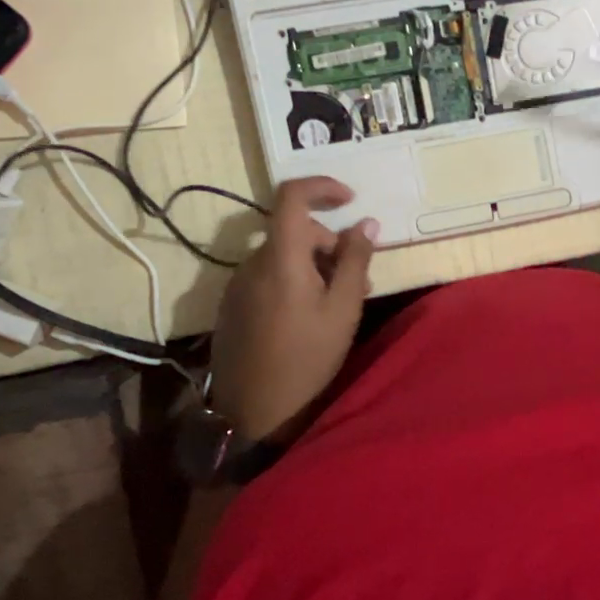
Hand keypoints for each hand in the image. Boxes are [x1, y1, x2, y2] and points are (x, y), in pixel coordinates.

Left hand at [208, 177, 376, 444]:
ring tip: (337, 304)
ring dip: (312, 265)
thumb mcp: (343, 310)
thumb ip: (355, 261)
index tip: (350, 200)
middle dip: (328, 243)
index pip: (292, 196)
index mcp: (280, 258)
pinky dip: (293, 281)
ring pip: (282, 255)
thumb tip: (366, 223)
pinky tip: (308, 316)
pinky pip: (267, 276)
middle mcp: (252, 262)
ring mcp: (238, 284)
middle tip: (357, 279)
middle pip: (292, 230)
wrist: (254, 410)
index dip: (322, 188)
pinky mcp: (232, 305)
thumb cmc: (307, 358)